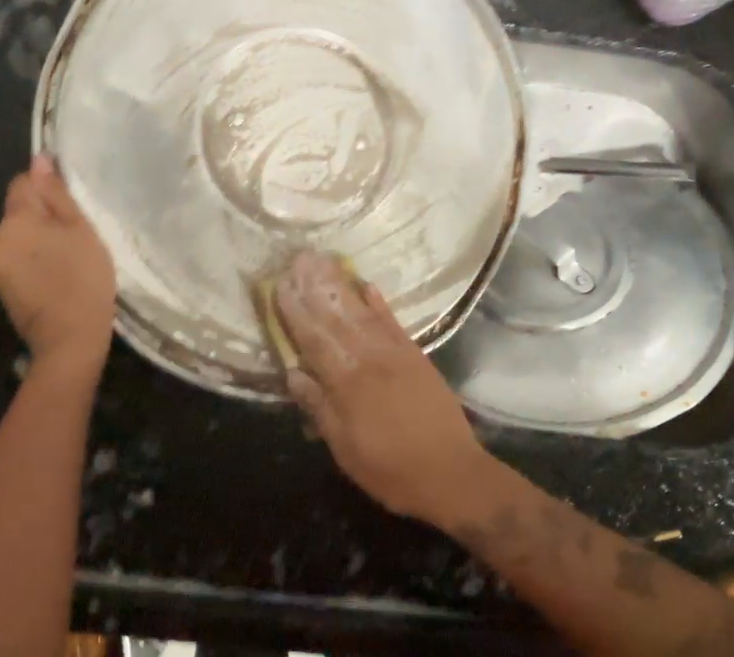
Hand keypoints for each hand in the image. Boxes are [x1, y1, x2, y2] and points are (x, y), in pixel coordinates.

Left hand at [0, 156, 116, 371]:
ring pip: (19, 236)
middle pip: (19, 211)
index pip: (23, 183)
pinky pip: (16, 257)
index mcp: (14, 221)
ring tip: (68, 258)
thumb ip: (57, 194)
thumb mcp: (80, 229)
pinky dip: (34, 259)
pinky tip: (56, 275)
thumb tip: (39, 160)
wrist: (70, 342)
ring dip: (39, 239)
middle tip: (76, 237)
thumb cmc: (83, 280)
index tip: (71, 209)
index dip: (48, 190)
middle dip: (43, 217)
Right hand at [274, 252, 489, 524]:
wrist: (452, 473)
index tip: (281, 286)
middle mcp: (370, 359)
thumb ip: (319, 407)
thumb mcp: (345, 448)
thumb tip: (293, 373)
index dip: (296, 313)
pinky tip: (367, 286)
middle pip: (337, 318)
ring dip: (343, 287)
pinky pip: (393, 323)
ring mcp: (396, 354)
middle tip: (300, 259)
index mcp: (348, 383)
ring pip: (363, 314)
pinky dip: (379, 304)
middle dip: (316, 289)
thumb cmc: (391, 469)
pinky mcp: (417, 357)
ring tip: (325, 263)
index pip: (315, 340)